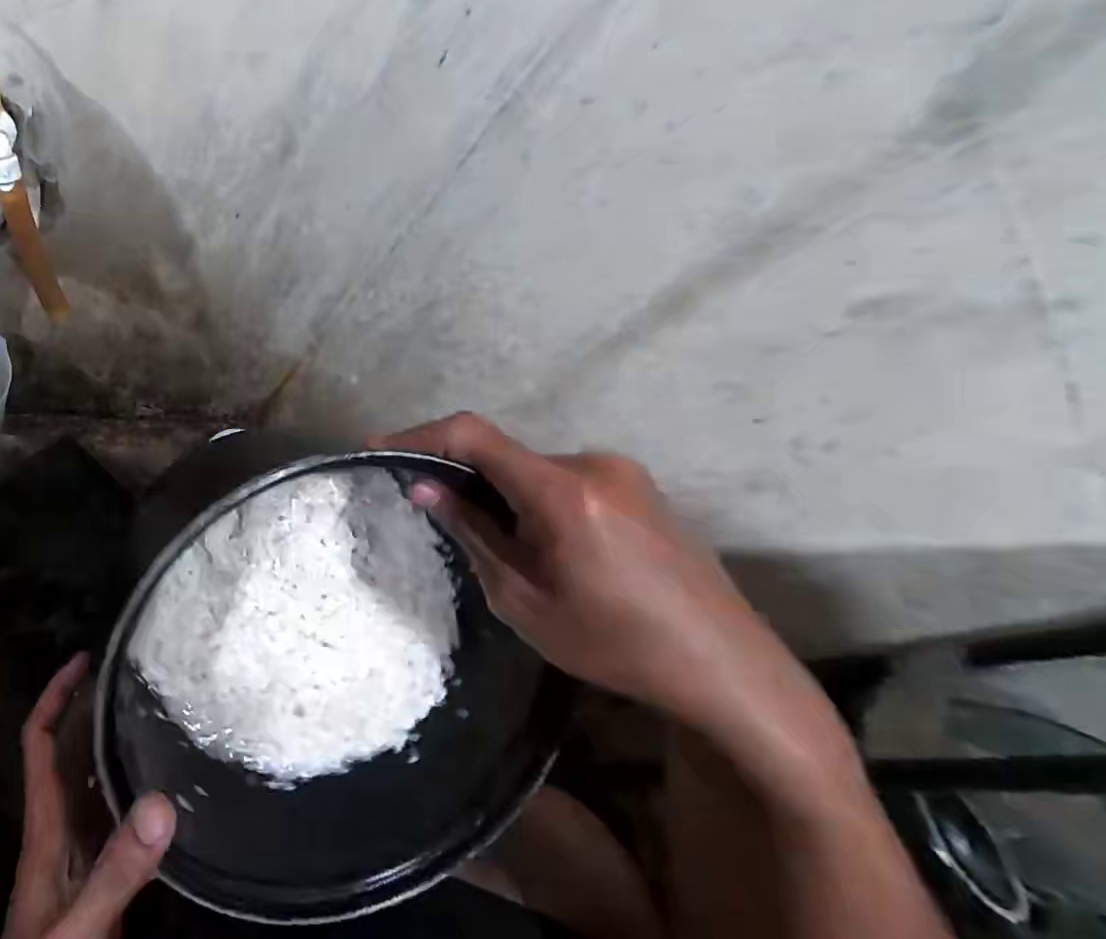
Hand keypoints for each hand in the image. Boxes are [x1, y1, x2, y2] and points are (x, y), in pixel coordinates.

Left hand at [4, 654, 176, 938]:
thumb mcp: (79, 923)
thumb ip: (116, 870)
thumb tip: (162, 802)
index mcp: (44, 829)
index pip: (41, 744)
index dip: (55, 697)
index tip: (83, 660)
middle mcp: (59, 830)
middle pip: (69, 753)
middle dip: (90, 708)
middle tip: (131, 674)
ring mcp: (79, 853)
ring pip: (92, 781)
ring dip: (112, 742)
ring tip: (151, 709)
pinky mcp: (98, 874)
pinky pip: (113, 814)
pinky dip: (132, 786)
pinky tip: (162, 780)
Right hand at [380, 413, 791, 725]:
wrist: (727, 669)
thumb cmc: (614, 644)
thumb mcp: (523, 599)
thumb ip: (472, 533)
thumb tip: (424, 487)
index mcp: (562, 491)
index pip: (474, 436)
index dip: (419, 436)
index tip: (379, 449)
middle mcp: (593, 464)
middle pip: (504, 455)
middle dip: (463, 479)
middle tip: (441, 521)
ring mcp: (623, 472)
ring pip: (534, 470)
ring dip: (503, 494)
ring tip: (504, 549)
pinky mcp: (640, 488)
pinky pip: (566, 480)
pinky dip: (536, 500)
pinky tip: (547, 548)